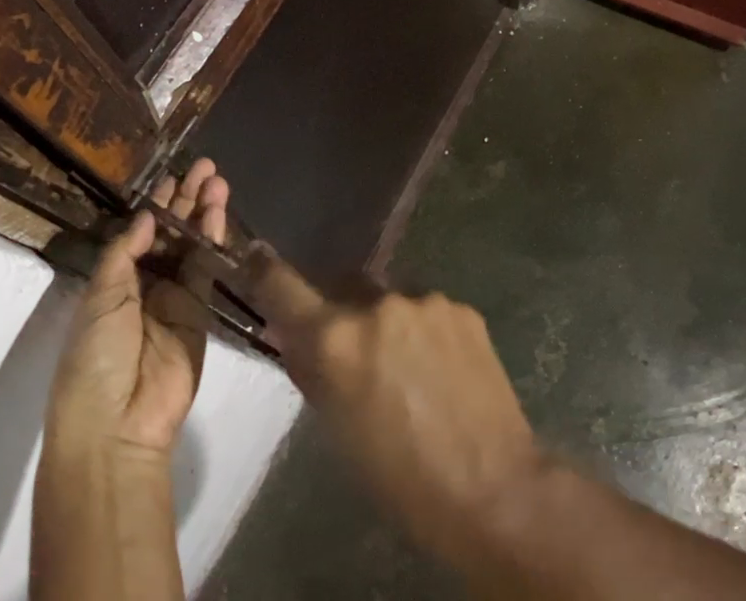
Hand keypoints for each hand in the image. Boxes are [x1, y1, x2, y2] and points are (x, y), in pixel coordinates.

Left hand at [45, 159, 229, 457]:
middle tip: (206, 168)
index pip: (139, 235)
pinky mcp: (199, 316)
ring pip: (192, 248)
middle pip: (170, 236)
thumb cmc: (96, 356)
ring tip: (218, 181)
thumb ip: (125, 255)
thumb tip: (147, 218)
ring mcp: (174, 301)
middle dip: (186, 202)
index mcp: (113, 283)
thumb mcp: (100, 298)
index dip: (156, 205)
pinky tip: (217, 215)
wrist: (119, 421)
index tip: (172, 175)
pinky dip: (212, 243)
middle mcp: (145, 287)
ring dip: (203, 215)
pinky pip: (206, 272)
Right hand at [244, 248, 541, 563]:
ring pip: (388, 298)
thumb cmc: (398, 476)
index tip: (255, 257)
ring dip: (385, 321)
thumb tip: (291, 333)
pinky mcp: (462, 309)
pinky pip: (426, 310)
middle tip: (351, 349)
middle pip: (341, 286)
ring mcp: (424, 302)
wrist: (490, 488)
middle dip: (338, 309)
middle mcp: (376, 305)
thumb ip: (310, 367)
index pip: (281, 283)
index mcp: (334, 339)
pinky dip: (422, 330)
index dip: (263, 269)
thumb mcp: (334, 424)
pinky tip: (439, 368)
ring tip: (405, 365)